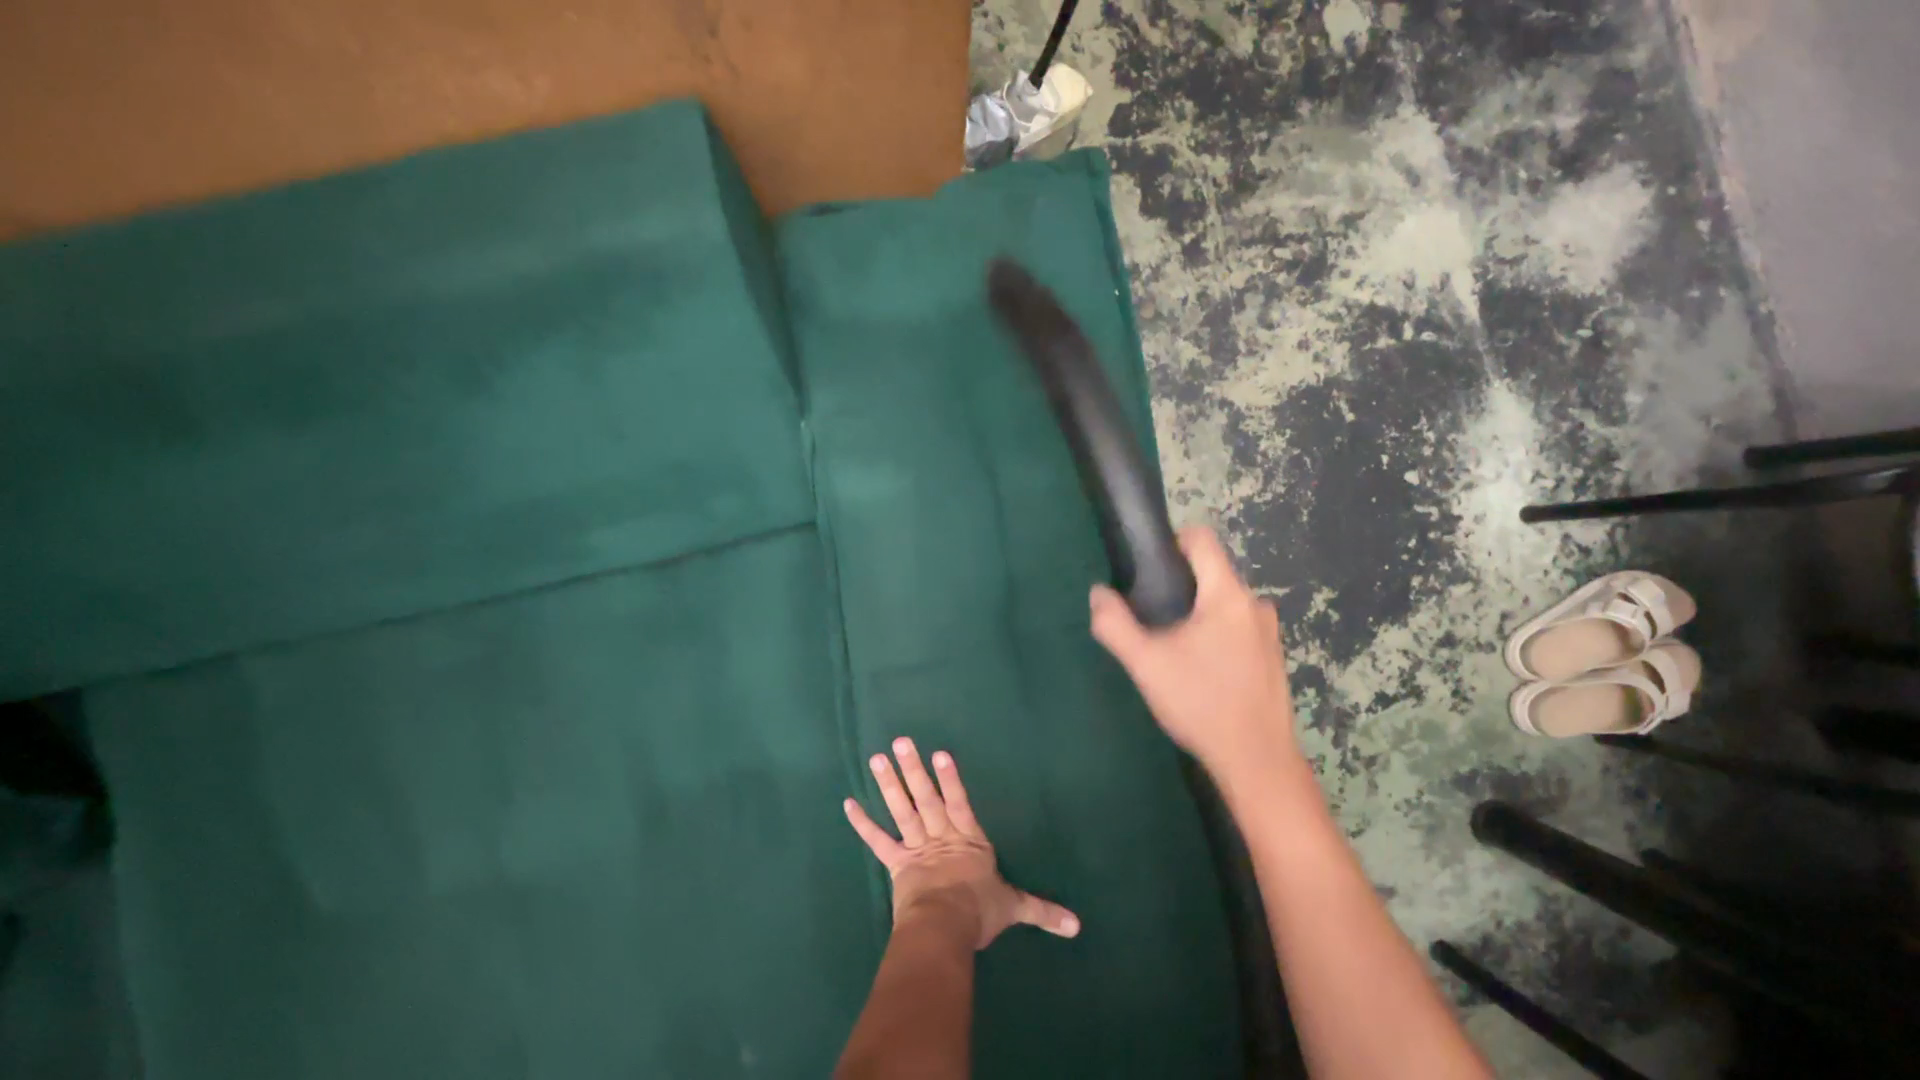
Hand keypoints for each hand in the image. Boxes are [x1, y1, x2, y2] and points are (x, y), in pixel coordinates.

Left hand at [844, 738, 1079, 949]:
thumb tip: (1077, 926)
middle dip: (914, 769)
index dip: (951, 779)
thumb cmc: (979, 913)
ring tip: (877, 758)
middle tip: (901, 741)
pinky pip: (878, 841)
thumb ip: (1043, 911)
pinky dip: (863, 823)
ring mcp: (916, 848)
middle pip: (927, 798)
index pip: (960, 804)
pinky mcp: (896, 864)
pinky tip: (848, 803)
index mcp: (969, 842)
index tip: (940, 752)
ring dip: (890, 783)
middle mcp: (941, 837)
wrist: (944, 929)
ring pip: (902, 810)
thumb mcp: (1015, 908)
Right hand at [1089, 526, 1301, 786]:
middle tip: (1152, 620)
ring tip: (1175, 650)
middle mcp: (1254, 604)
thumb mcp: (1146, 664)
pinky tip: (1202, 672)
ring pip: (1225, 605)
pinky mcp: (1274, 657)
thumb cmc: (1201, 703)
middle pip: (1212, 574)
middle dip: (1180, 587)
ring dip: (1199, 615)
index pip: (1201, 539)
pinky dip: (1218, 637)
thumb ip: (1115, 625)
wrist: (1256, 760)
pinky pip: (1239, 629)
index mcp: (1227, 595)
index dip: (1171, 542)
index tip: (1147, 568)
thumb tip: (1098, 594)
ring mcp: (1269, 632)